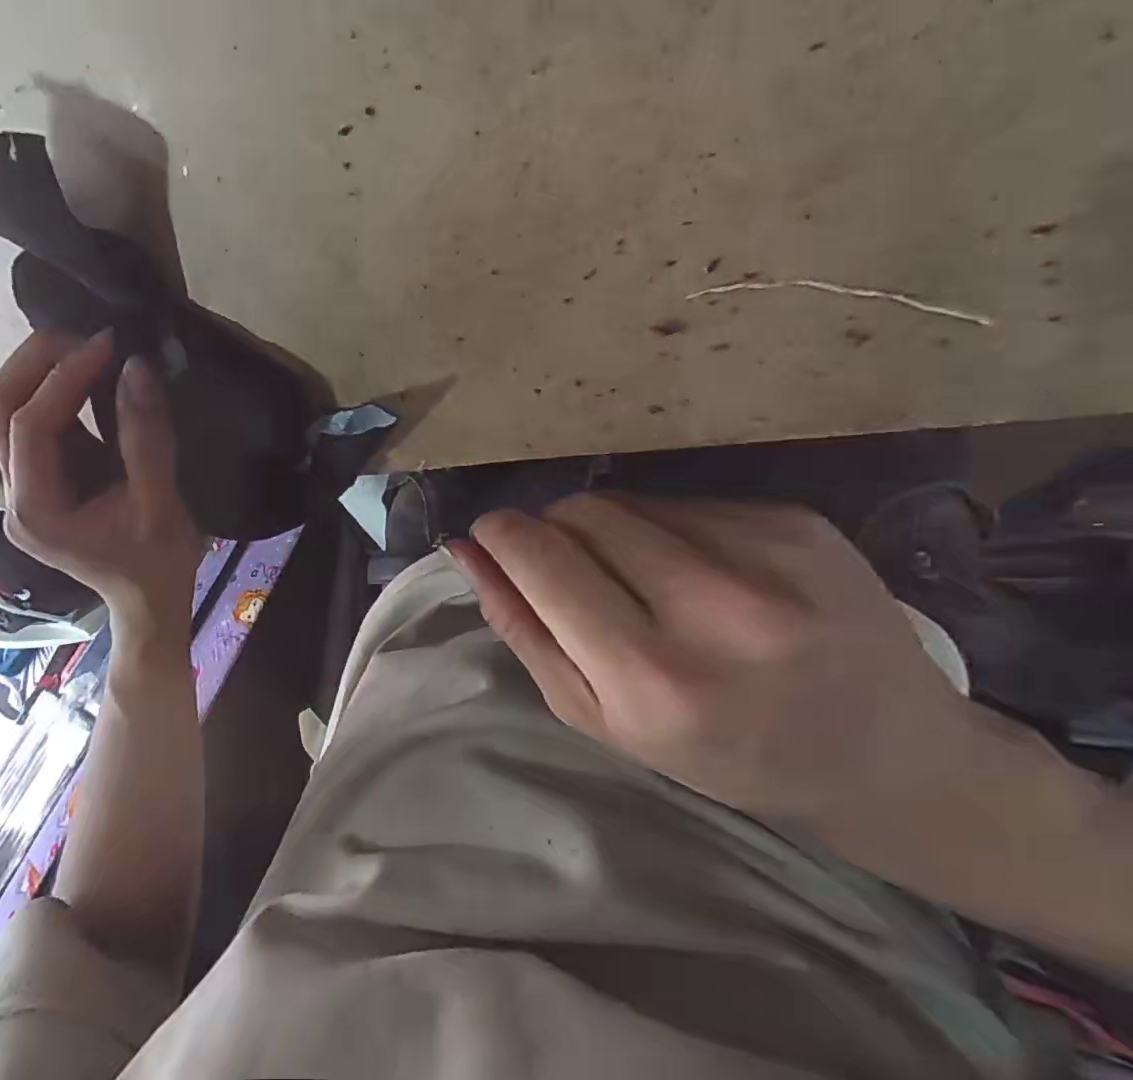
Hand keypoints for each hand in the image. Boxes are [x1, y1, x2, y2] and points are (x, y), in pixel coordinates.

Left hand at [0, 330, 200, 628]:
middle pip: (1, 406)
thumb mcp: (159, 505)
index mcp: (35, 510)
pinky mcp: (39, 477)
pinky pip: (36, 419)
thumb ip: (145, 437)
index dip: (64, 377)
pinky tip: (94, 373)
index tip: (108, 344)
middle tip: (94, 337)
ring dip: (47, 370)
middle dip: (41, 361)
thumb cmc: (155, 566)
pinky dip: (60, 390)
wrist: (148, 603)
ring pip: (11, 407)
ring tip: (95, 348)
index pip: (29, 425)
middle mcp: (15, 495)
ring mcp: (22, 486)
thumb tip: (136, 365)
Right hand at [446, 493, 973, 827]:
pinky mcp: (801, 523)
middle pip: (580, 514)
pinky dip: (656, 527)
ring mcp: (771, 557)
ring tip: (630, 577)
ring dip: (601, 528)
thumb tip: (467, 551)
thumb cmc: (712, 750)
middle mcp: (718, 608)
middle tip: (560, 568)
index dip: (501, 536)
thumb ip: (522, 629)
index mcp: (654, 674)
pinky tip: (687, 572)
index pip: (544, 561)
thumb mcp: (594, 714)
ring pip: (625, 500)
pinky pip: (680, 501)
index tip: (487, 535)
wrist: (886, 756)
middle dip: (548, 529)